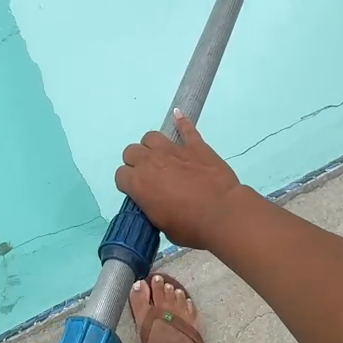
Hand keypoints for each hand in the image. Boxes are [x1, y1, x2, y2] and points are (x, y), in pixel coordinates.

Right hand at [114, 111, 251, 250]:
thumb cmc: (191, 227)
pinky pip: (185, 127)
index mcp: (138, 183)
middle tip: (148, 175)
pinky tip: (178, 116)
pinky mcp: (194, 144)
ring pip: (152, 137)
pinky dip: (181, 122)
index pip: (120, 175)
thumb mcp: (161, 226)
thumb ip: (151, 208)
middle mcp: (150, 161)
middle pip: (131, 151)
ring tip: (161, 156)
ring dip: (153, 146)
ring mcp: (173, 149)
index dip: (128, 183)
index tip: (136, 191)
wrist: (222, 213)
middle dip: (136, 162)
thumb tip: (154, 202)